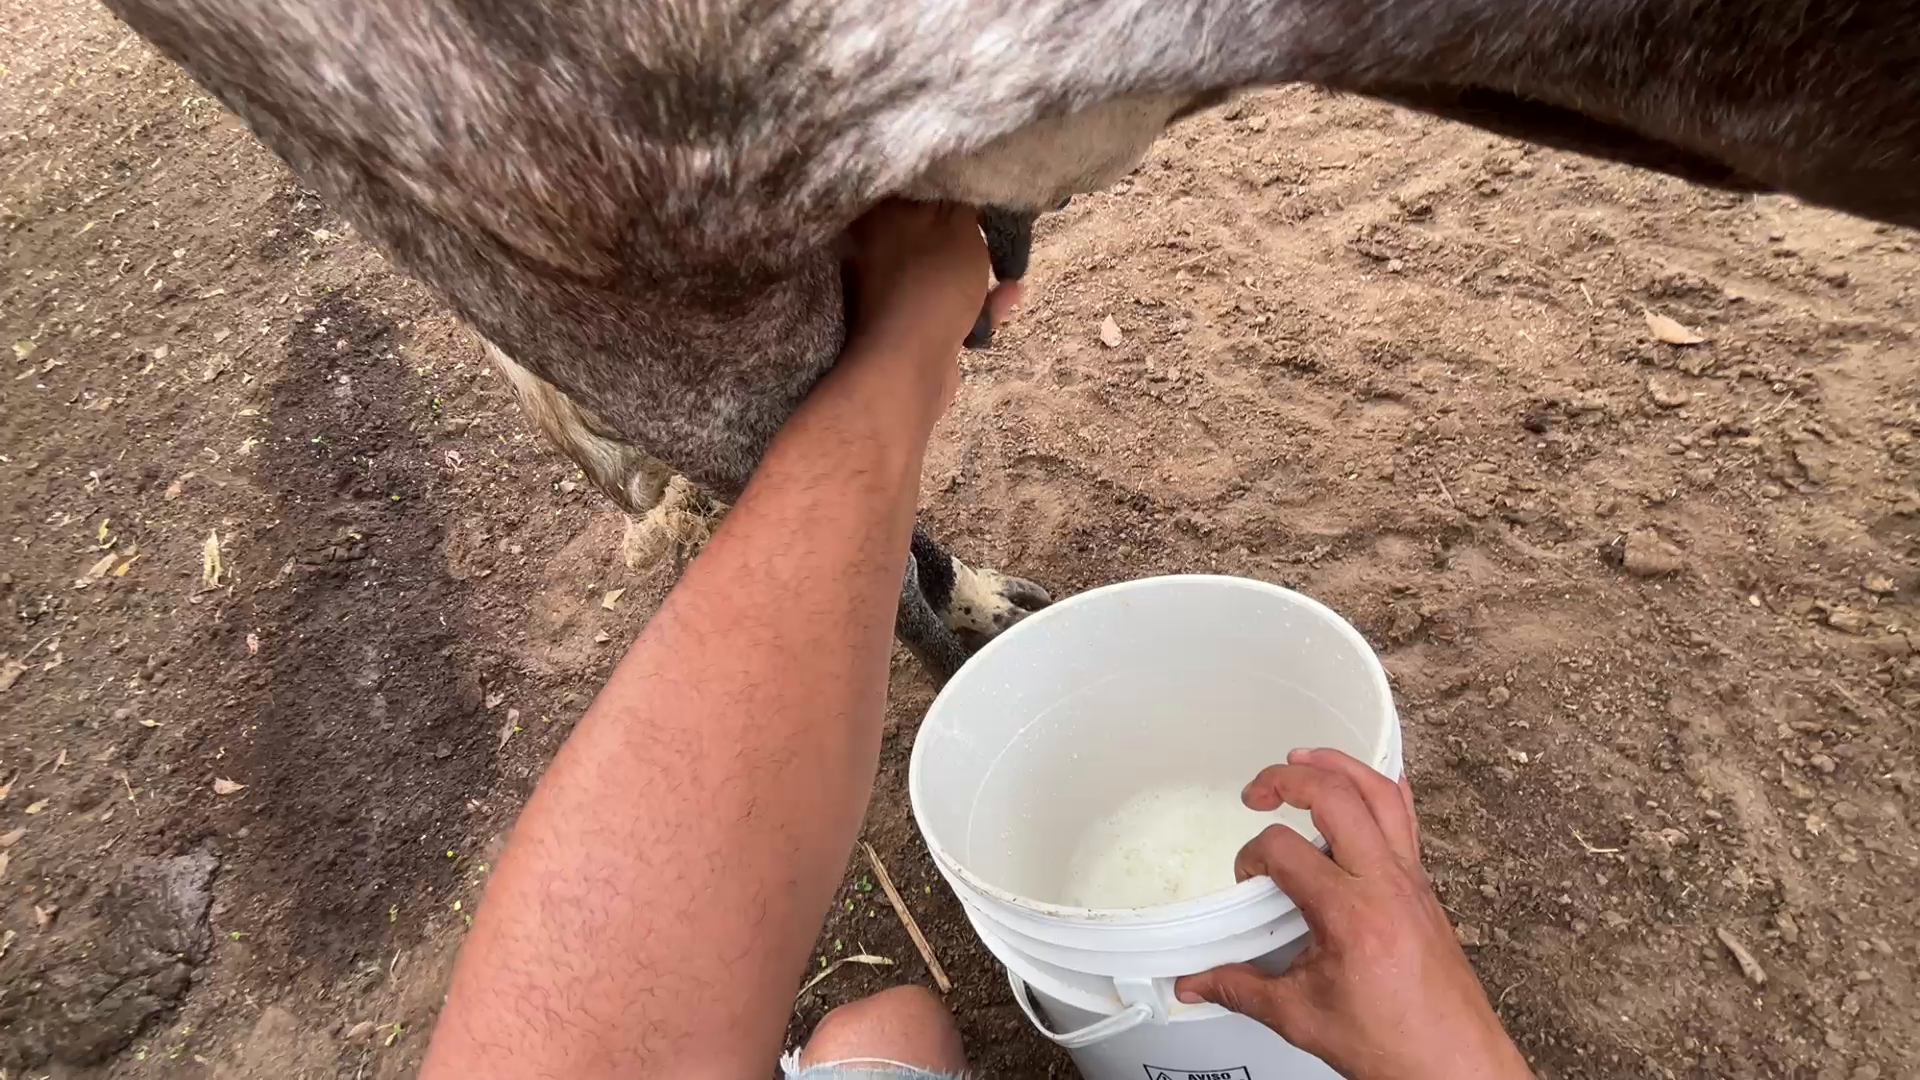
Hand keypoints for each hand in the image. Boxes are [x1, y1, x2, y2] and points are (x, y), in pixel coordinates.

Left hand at [843, 200, 1020, 411]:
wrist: (910, 366)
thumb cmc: (931, 284)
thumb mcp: (957, 225)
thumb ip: (962, 200)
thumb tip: (961, 176)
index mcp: (878, 218)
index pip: (912, 187)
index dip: (948, 186)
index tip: (980, 187)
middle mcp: (875, 253)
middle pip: (928, 231)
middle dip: (968, 233)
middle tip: (998, 228)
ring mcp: (891, 296)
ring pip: (941, 273)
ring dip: (979, 273)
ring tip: (1011, 267)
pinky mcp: (910, 330)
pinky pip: (948, 307)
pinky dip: (977, 304)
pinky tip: (1008, 297)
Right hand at [1174, 749, 1532, 1079]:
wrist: (1462, 1072)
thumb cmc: (1394, 1049)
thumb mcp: (1303, 1019)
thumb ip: (1240, 989)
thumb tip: (1192, 984)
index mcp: (1350, 914)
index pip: (1284, 851)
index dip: (1252, 858)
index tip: (1248, 882)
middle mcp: (1385, 883)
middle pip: (1334, 796)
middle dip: (1285, 780)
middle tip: (1256, 791)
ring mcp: (1410, 879)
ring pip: (1379, 793)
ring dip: (1335, 764)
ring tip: (1299, 757)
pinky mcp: (1423, 884)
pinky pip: (1406, 816)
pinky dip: (1380, 785)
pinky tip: (1357, 779)